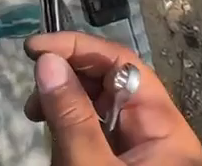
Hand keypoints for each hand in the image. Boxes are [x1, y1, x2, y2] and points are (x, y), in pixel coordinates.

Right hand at [25, 33, 201, 165]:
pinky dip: (70, 130)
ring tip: (37, 118)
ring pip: (97, 108)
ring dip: (64, 105)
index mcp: (167, 130)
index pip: (122, 63)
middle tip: (33, 94)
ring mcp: (142, 154)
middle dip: (66, 78)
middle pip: (108, 83)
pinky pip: (96, 135)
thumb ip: (71, 116)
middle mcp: (158, 135)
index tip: (35, 50)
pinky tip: (54, 141)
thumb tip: (47, 60)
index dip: (77, 48)